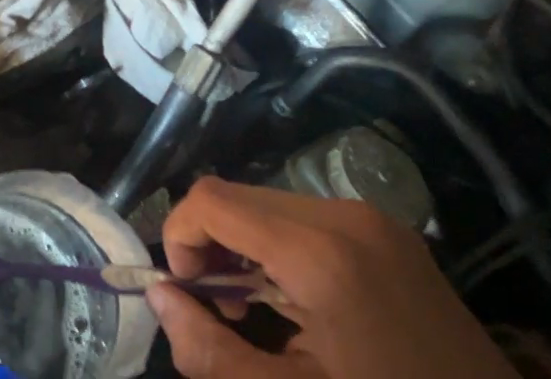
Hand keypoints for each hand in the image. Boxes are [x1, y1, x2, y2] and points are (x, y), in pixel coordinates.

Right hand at [147, 177, 518, 378]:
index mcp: (320, 254)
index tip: (186, 295)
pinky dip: (277, 245)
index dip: (179, 238)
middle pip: (236, 196)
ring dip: (240, 244)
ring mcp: (374, 220)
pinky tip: (293, 297)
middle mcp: (345, 216)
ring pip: (267, 203)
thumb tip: (158, 296)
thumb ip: (210, 353)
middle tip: (219, 308)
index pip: (211, 201)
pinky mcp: (391, 233)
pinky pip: (306, 217)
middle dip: (208, 244)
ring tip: (254, 306)